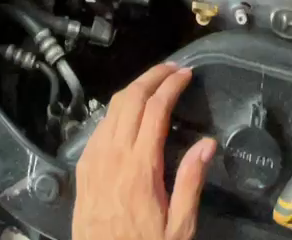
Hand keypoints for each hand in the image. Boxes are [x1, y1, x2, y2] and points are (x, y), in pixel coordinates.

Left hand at [73, 63, 216, 239]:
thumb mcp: (178, 227)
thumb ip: (191, 182)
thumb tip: (208, 143)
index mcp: (140, 165)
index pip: (156, 109)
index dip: (171, 85)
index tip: (185, 73)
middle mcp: (114, 152)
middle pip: (131, 97)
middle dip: (152, 76)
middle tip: (172, 68)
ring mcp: (94, 156)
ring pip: (112, 106)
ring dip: (134, 88)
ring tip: (154, 84)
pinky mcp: (83, 165)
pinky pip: (100, 125)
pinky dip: (117, 109)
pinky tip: (129, 113)